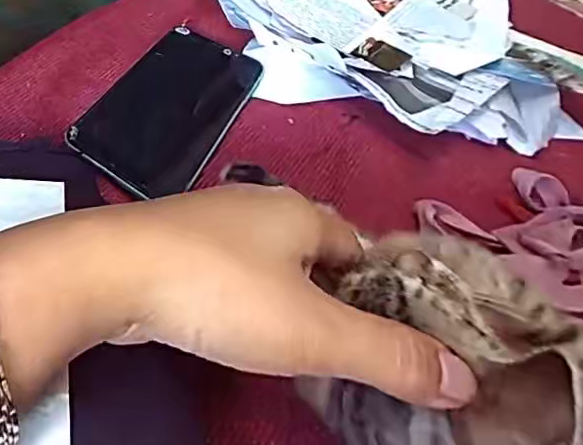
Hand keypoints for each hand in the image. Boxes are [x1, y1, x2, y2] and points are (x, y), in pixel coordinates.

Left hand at [66, 184, 478, 408]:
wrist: (118, 269)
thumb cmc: (223, 289)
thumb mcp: (313, 330)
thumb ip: (387, 354)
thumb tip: (464, 376)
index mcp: (301, 210)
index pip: (363, 248)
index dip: (386, 292)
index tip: (400, 340)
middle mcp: (264, 205)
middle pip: (321, 252)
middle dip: (341, 299)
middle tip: (355, 355)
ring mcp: (221, 220)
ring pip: (278, 262)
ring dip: (297, 301)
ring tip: (308, 350)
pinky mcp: (188, 242)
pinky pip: (241, 270)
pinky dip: (257, 299)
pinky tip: (248, 328)